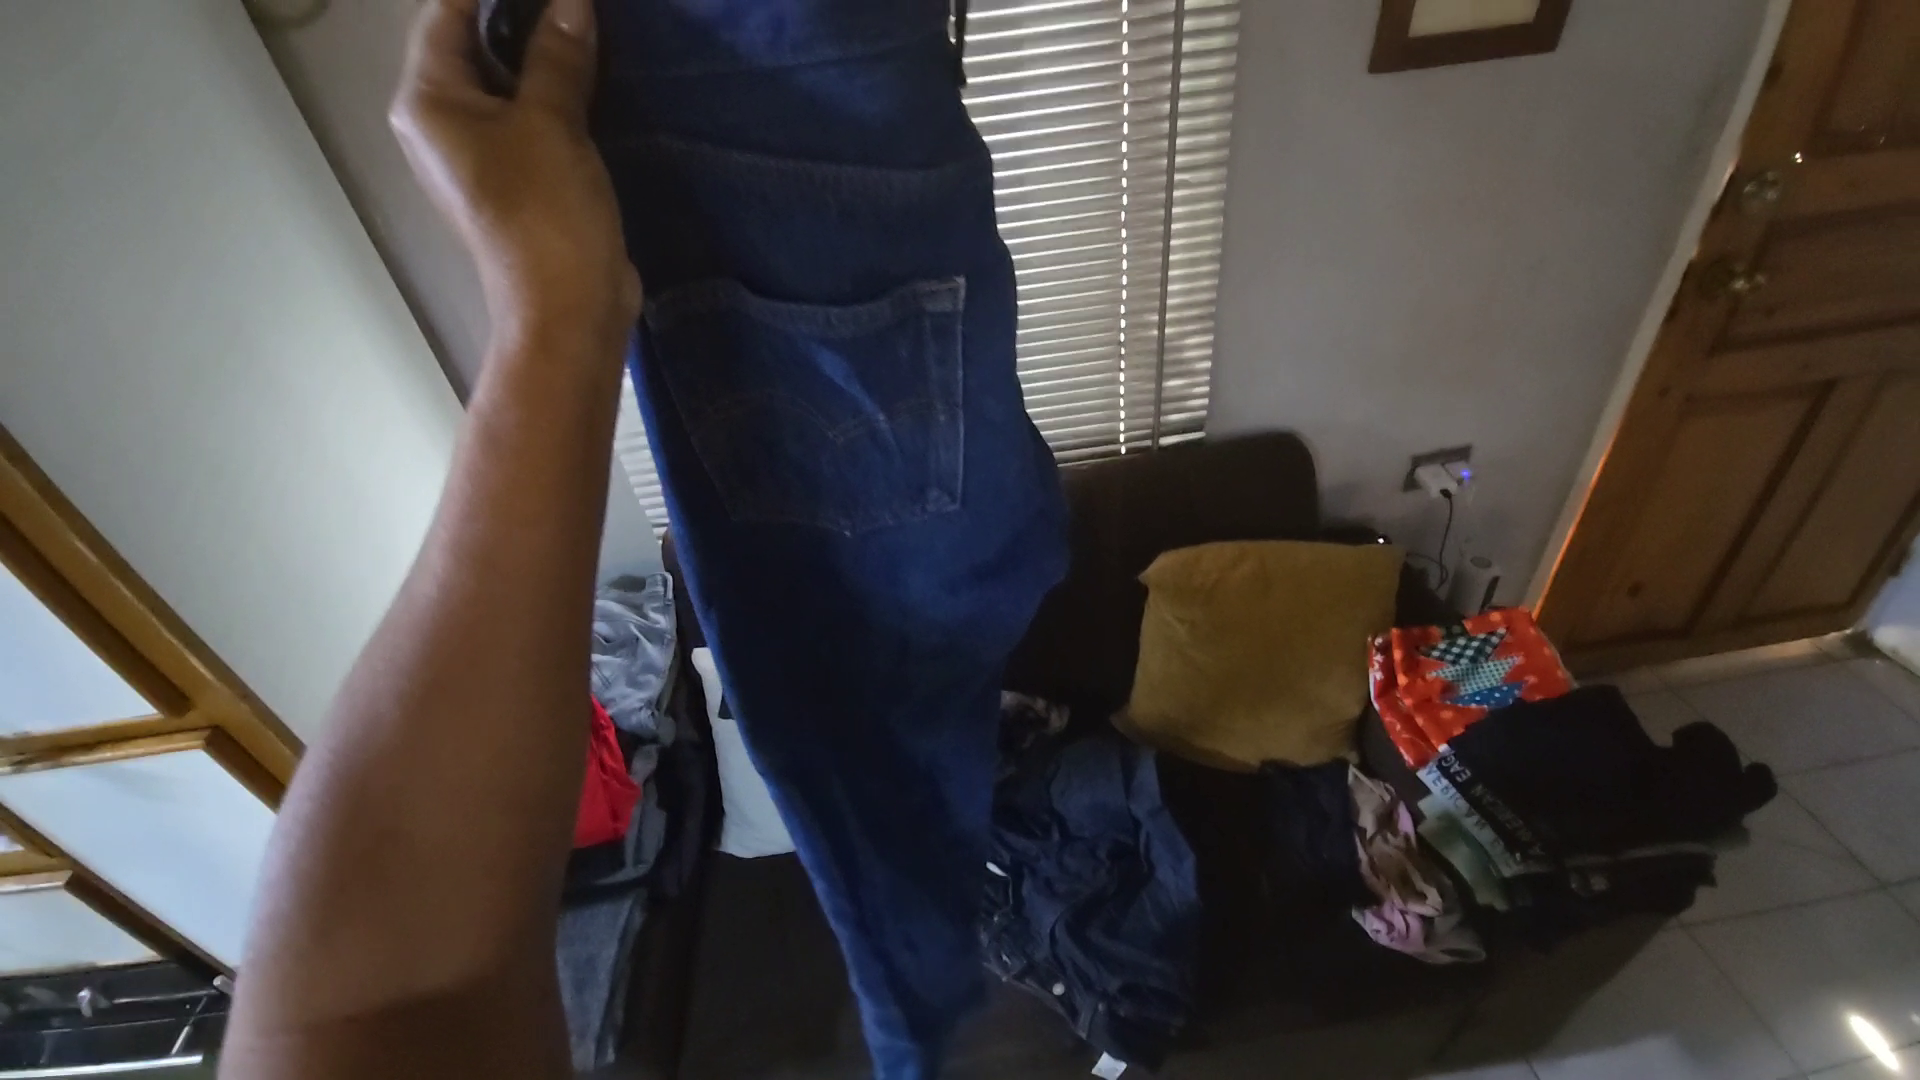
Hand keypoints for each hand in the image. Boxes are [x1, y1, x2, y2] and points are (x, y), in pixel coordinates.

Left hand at [391, 0, 640, 357]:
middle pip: (473, 51)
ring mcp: (481, 162)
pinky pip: (531, 128)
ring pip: (507, 92)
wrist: (570, 307)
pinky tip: (591, 93)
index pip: (447, 14)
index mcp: (427, 102)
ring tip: (586, 37)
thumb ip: (557, 57)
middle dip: (521, 21)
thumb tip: (571, 0)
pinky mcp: (519, 188)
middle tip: (571, 8)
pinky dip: (556, 105)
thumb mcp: (553, 124)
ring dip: (544, 65)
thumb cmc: (546, 212)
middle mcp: (441, 127)